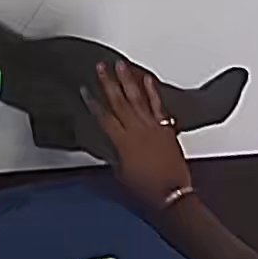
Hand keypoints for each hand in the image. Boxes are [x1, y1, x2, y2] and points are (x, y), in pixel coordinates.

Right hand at [87, 60, 190, 209]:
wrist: (172, 193)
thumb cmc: (146, 188)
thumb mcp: (121, 174)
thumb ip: (114, 156)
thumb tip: (108, 146)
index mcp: (122, 142)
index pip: (103, 117)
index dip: (93, 102)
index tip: (85, 89)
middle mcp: (135, 129)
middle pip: (118, 101)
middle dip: (108, 82)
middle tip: (101, 67)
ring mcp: (151, 126)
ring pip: (136, 98)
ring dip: (127, 80)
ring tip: (120, 65)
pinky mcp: (165, 126)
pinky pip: (157, 104)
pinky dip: (152, 90)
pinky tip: (147, 78)